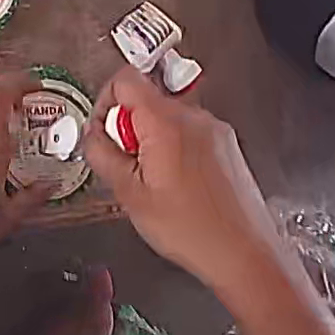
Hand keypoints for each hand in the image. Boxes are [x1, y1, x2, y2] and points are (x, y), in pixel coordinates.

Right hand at [80, 67, 284, 291]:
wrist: (243, 254)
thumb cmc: (190, 229)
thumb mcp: (129, 195)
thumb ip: (102, 155)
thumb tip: (91, 134)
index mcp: (166, 123)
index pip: (125, 80)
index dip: (105, 101)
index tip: (104, 130)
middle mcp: (193, 116)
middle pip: (146, 99)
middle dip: (128, 128)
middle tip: (129, 165)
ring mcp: (214, 129)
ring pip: (167, 117)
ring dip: (151, 140)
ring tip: (155, 181)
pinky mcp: (226, 144)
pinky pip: (189, 131)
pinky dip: (174, 147)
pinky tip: (177, 184)